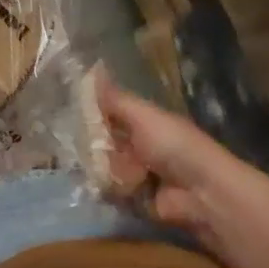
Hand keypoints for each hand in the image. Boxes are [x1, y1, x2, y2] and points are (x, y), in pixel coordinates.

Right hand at [97, 74, 247, 254]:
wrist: (200, 192)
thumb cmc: (173, 145)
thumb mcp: (143, 116)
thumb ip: (115, 98)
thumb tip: (92, 67)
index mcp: (144, 122)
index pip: (108, 113)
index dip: (90, 112)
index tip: (68, 111)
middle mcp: (138, 146)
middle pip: (102, 142)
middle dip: (93, 144)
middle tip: (84, 144)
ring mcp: (135, 174)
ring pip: (103, 167)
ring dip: (103, 168)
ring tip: (106, 165)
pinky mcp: (134, 199)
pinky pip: (110, 191)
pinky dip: (110, 189)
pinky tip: (112, 184)